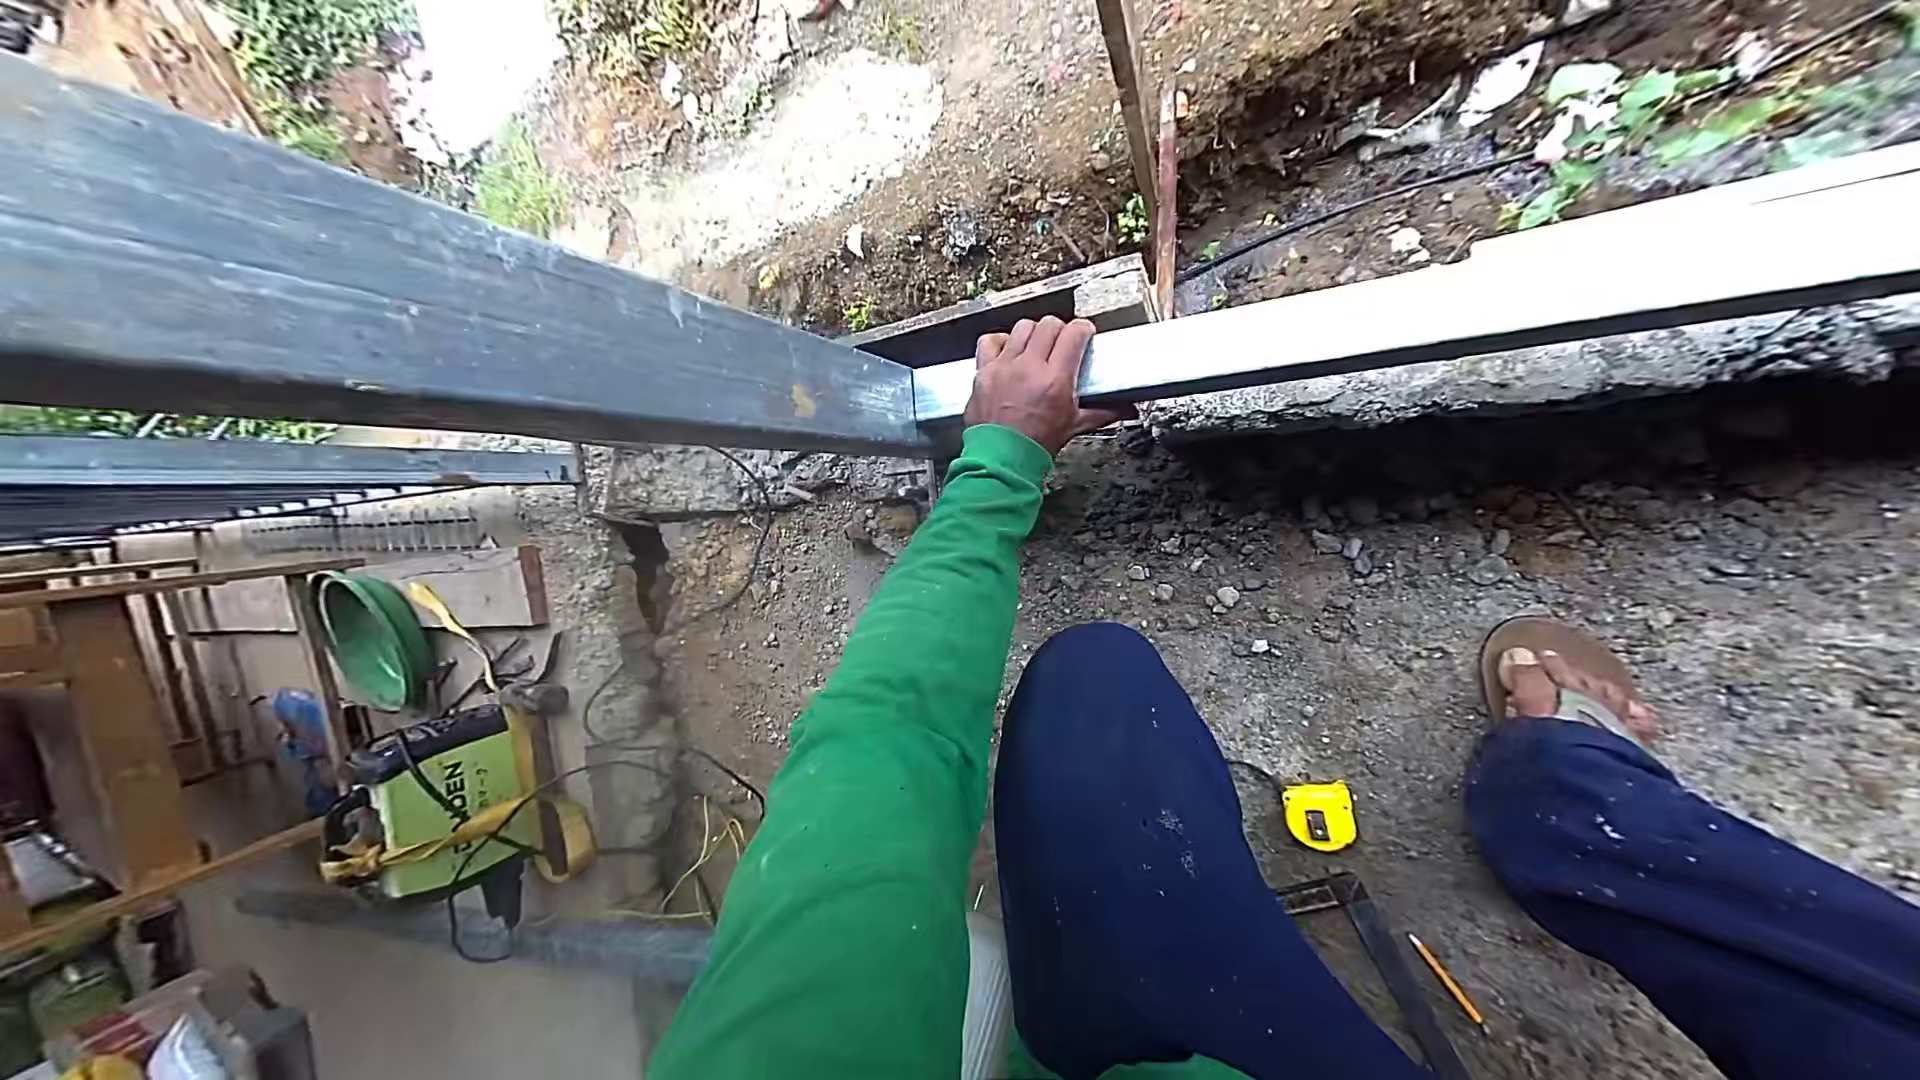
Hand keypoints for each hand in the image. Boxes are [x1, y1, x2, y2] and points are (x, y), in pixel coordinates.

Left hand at [963, 316, 1134, 456]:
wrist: (1001, 460)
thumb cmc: (1033, 446)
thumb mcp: (1072, 426)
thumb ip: (1101, 413)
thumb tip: (1124, 409)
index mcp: (1055, 379)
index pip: (1074, 333)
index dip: (1083, 329)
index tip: (1083, 334)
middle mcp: (1029, 368)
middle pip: (1048, 325)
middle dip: (1059, 329)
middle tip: (1061, 341)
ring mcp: (1004, 367)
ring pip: (1021, 328)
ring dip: (1032, 333)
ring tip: (1035, 346)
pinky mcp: (983, 372)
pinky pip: (990, 341)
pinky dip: (1000, 341)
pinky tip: (1007, 350)